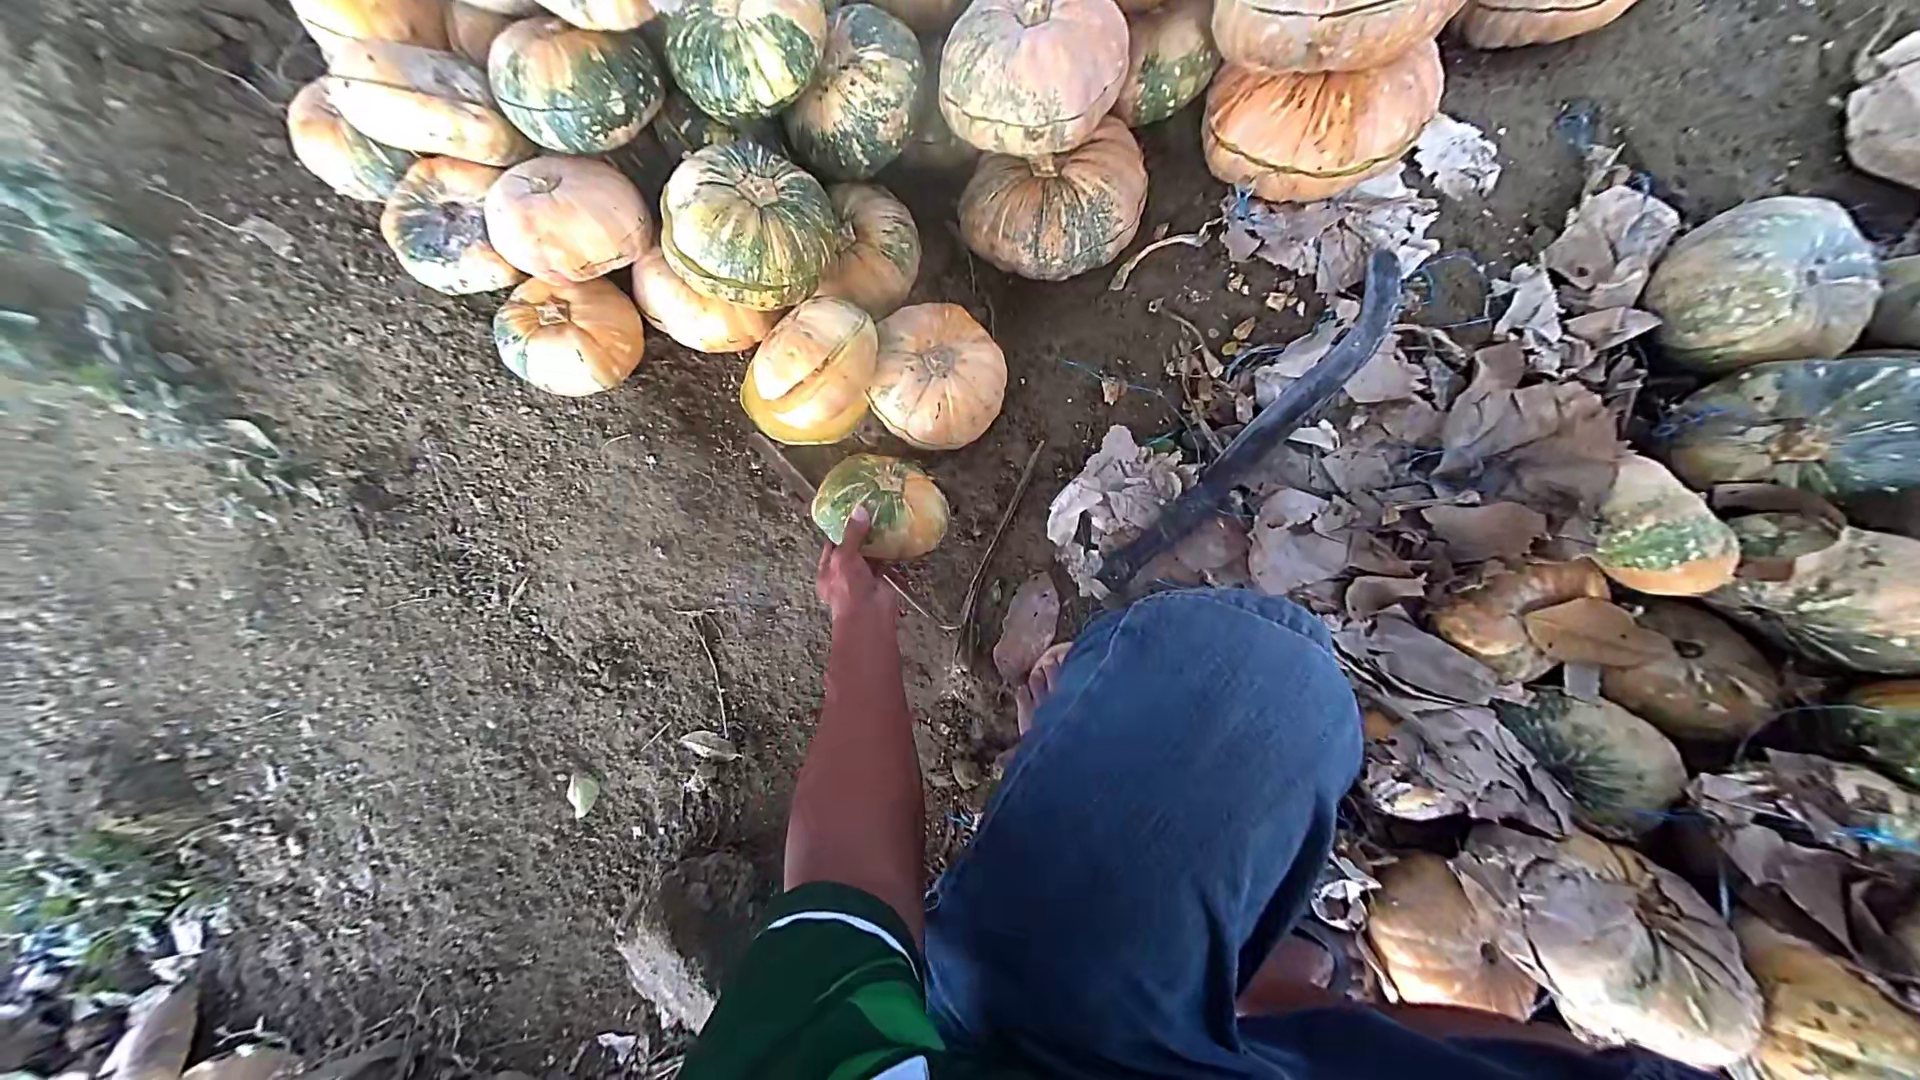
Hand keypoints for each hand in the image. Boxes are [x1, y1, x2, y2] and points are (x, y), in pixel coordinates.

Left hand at [817, 507, 895, 624]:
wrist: (869, 614)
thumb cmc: (848, 587)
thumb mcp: (844, 556)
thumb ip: (852, 534)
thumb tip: (860, 511)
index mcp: (827, 571)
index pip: (832, 545)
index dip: (840, 530)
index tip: (851, 514)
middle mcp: (844, 574)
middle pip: (852, 549)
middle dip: (861, 535)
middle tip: (870, 514)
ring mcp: (863, 578)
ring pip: (869, 556)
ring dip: (876, 543)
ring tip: (884, 520)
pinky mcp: (881, 580)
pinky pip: (885, 563)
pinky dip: (889, 552)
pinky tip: (894, 536)